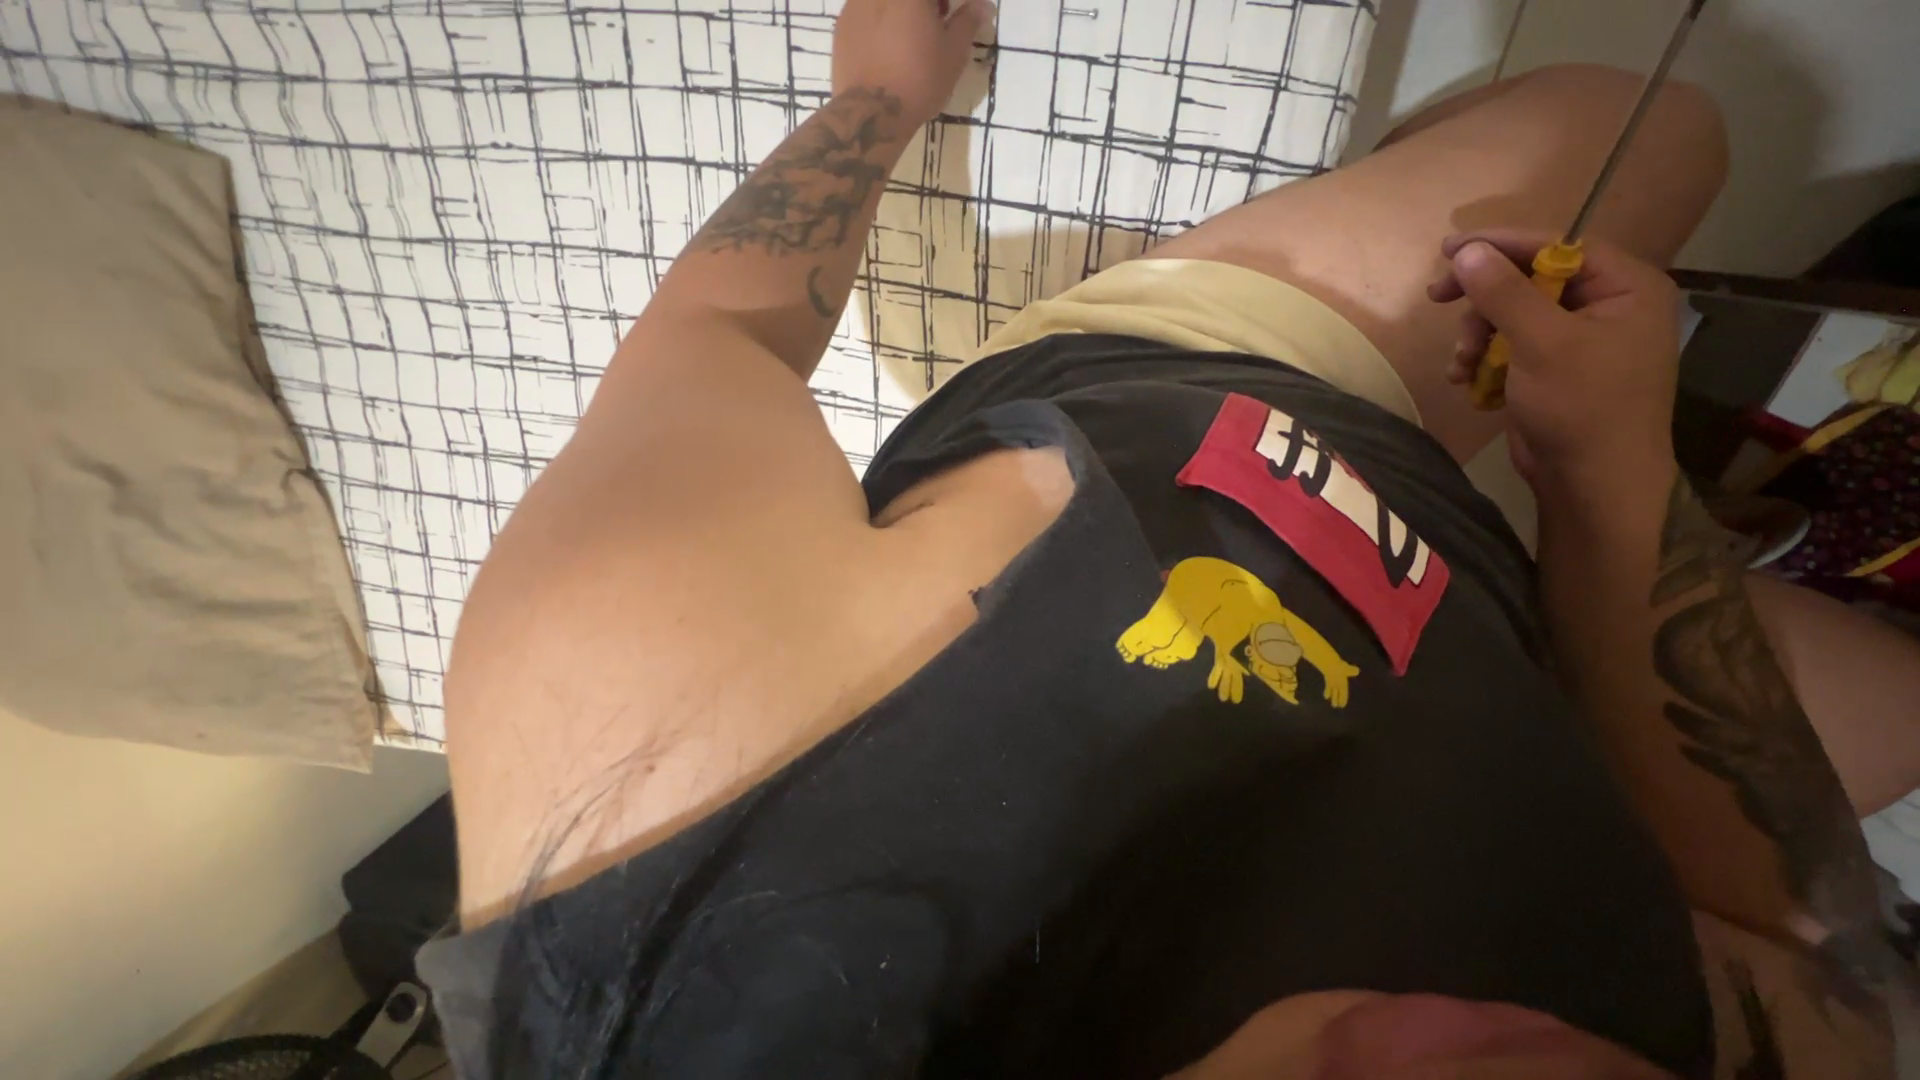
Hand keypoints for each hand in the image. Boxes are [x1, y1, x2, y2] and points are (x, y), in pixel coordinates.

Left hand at [832, 0, 992, 128]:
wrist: (872, 113)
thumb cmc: (921, 81)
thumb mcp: (953, 53)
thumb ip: (968, 21)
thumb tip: (984, 6)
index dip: (948, 3)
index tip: (953, 14)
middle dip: (927, 6)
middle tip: (934, 22)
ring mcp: (857, 3)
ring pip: (884, 2)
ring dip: (900, 12)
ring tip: (909, 36)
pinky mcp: (842, 24)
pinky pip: (865, 11)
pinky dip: (879, 20)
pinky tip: (887, 48)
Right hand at [1428, 229, 1682, 497]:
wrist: (1592, 481)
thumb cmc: (1581, 406)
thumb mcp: (1541, 343)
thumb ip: (1504, 293)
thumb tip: (1466, 251)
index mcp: (1624, 287)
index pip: (1557, 246)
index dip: (1500, 245)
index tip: (1448, 251)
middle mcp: (1605, 307)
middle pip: (1529, 281)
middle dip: (1482, 300)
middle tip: (1435, 300)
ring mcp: (1577, 342)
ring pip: (1510, 317)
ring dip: (1476, 337)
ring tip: (1461, 366)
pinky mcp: (1550, 372)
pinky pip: (1508, 349)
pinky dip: (1482, 361)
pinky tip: (1467, 381)